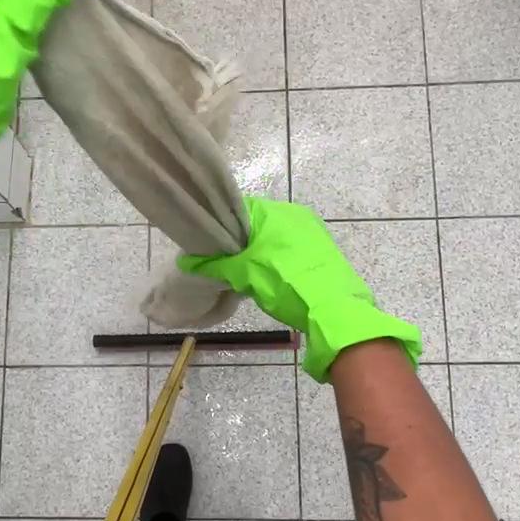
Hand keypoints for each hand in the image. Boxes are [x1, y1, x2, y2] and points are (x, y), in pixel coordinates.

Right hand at [177, 197, 420, 381]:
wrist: (334, 310)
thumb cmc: (284, 282)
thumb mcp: (243, 274)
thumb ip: (214, 265)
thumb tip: (186, 262)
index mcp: (278, 211)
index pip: (239, 209)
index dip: (220, 227)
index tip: (208, 245)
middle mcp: (297, 216)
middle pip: (258, 225)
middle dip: (240, 243)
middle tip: (223, 263)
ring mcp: (314, 235)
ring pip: (275, 240)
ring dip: (259, 254)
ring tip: (244, 274)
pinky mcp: (324, 254)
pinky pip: (291, 252)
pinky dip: (278, 263)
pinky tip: (271, 280)